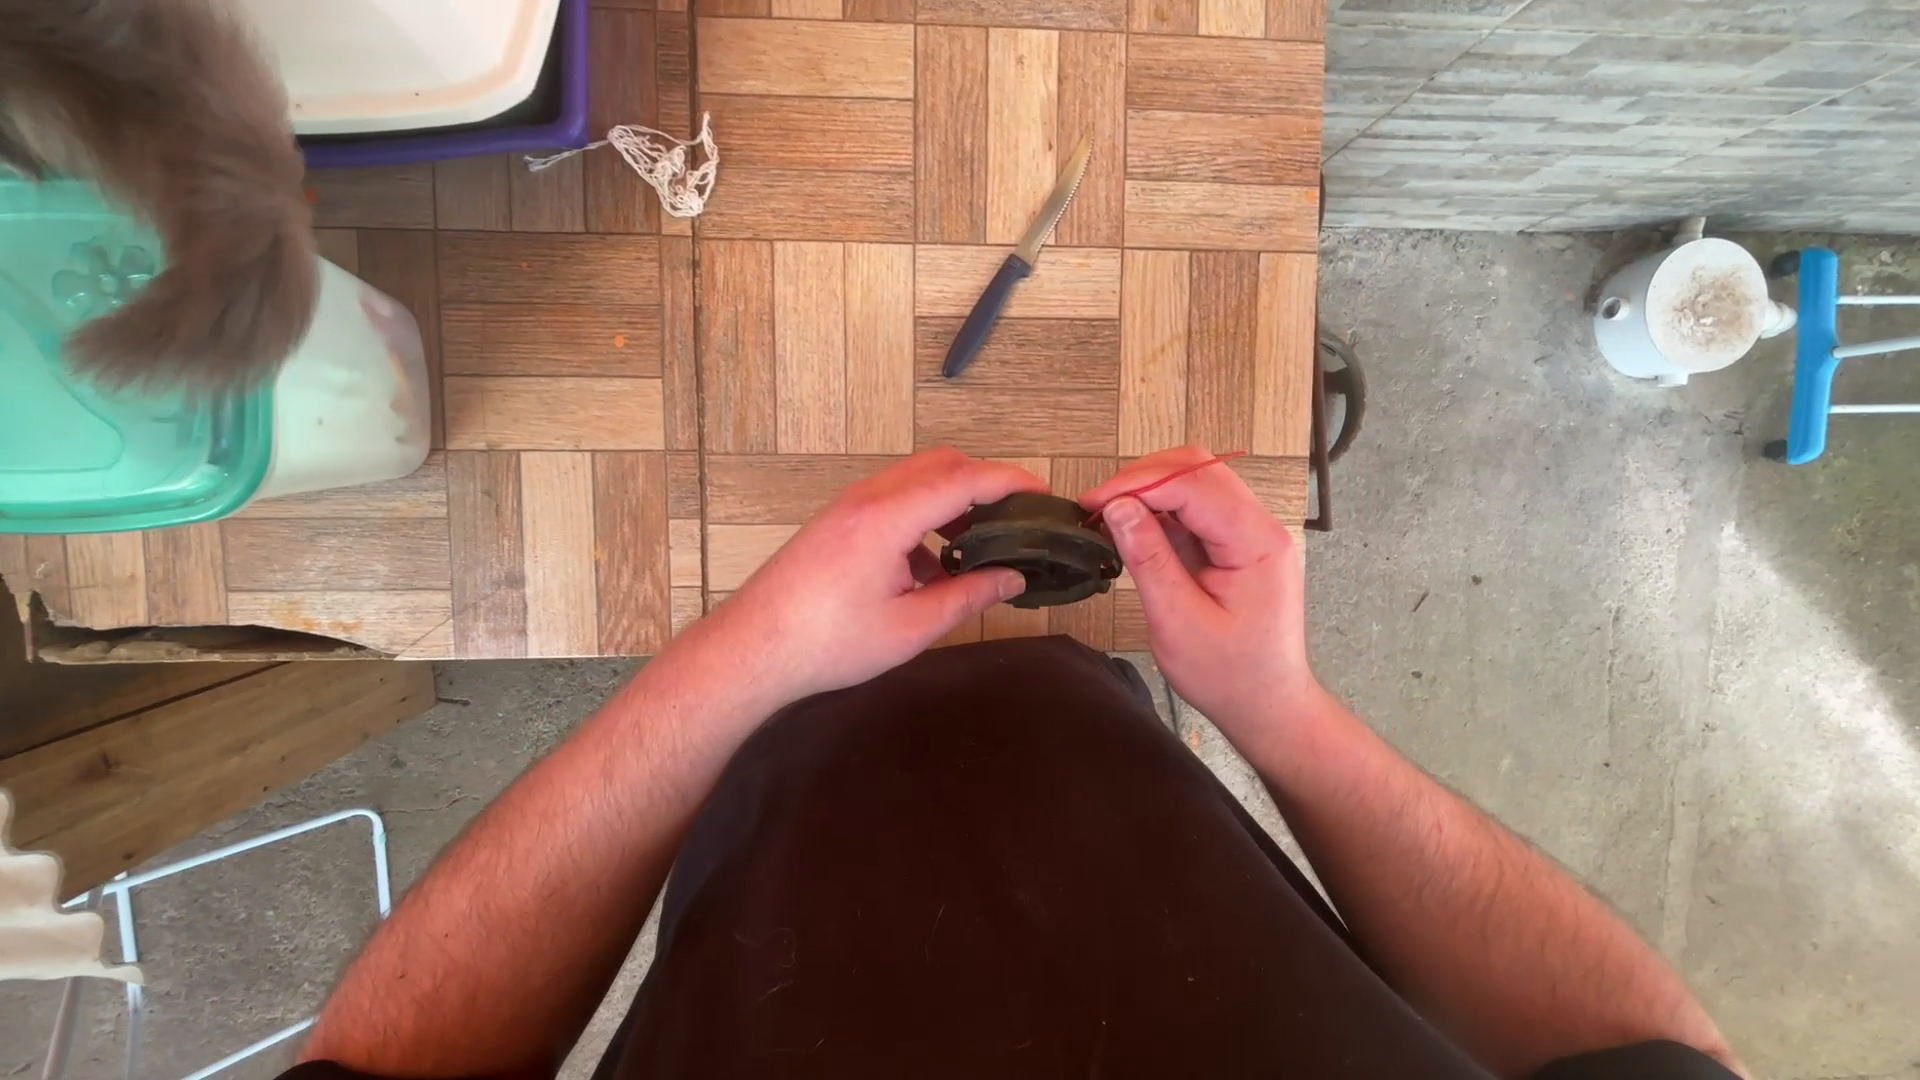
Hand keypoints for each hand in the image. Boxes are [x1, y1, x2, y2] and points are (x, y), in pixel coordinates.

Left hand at [704, 448, 1043, 709]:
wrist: (753, 649)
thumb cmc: (828, 643)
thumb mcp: (911, 627)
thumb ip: (968, 597)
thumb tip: (1012, 579)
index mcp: (888, 517)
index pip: (963, 479)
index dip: (1010, 481)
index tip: (1043, 493)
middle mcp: (868, 498)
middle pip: (940, 464)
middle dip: (984, 482)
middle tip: (1017, 515)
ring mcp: (849, 505)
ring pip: (915, 479)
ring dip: (952, 499)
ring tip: (979, 541)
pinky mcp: (838, 520)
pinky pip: (893, 499)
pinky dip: (923, 516)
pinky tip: (932, 565)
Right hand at [1079, 445, 1320, 739]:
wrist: (1266, 705)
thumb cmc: (1227, 675)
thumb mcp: (1178, 622)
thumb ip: (1148, 559)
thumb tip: (1116, 507)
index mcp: (1256, 541)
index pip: (1194, 483)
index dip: (1137, 484)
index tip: (1092, 503)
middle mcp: (1258, 525)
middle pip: (1197, 468)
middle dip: (1141, 478)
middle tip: (1096, 506)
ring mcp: (1247, 532)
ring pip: (1193, 481)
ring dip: (1147, 490)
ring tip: (1107, 515)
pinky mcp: (1232, 543)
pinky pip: (1192, 508)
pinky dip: (1157, 510)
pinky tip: (1130, 528)